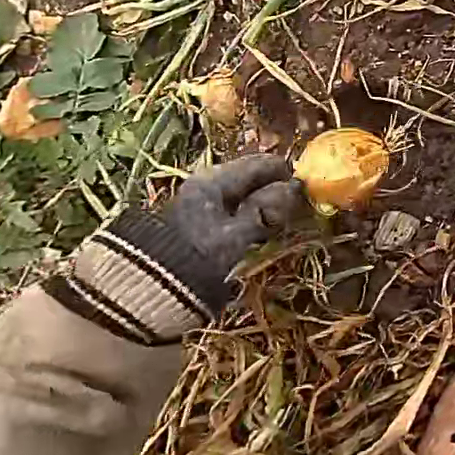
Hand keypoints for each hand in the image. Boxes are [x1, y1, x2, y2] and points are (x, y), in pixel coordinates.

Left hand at [163, 154, 304, 291]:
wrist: (149, 291)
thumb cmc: (199, 258)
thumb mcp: (239, 234)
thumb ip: (269, 209)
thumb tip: (295, 188)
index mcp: (216, 178)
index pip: (263, 163)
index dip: (288, 175)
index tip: (306, 194)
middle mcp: (206, 181)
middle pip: (252, 175)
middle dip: (276, 189)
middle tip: (295, 210)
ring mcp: (200, 199)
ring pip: (243, 192)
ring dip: (263, 204)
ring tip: (279, 224)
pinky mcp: (196, 219)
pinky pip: (233, 207)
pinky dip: (249, 214)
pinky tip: (257, 231)